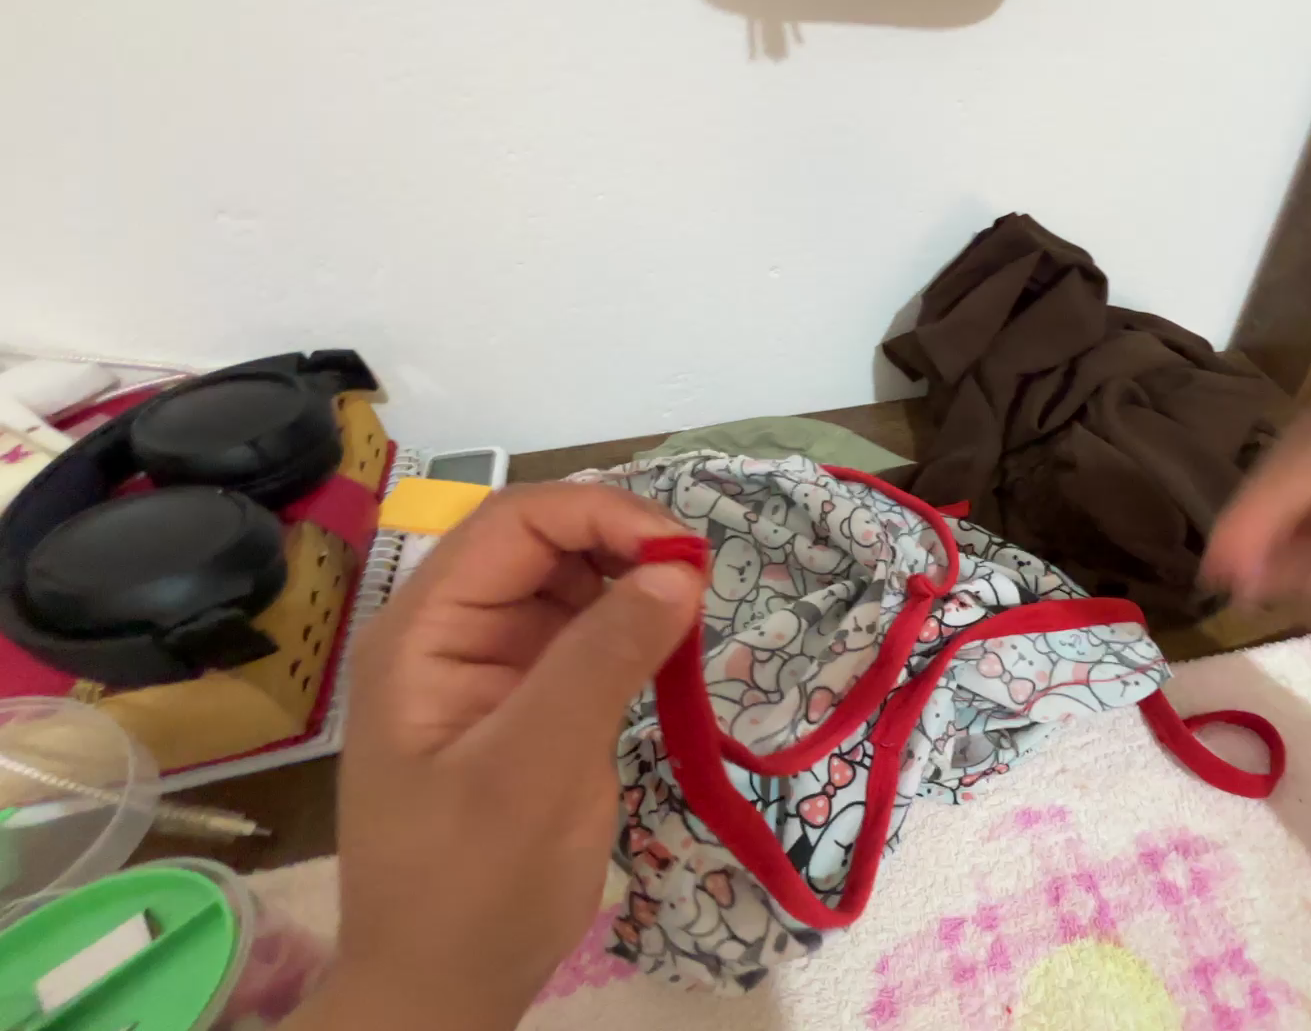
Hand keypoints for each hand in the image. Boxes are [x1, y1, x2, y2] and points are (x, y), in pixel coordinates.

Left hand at [303, 483, 702, 1029]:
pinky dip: (640, 617)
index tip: (684, 555)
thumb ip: (604, 659)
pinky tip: (670, 640)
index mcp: (428, 629)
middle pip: (548, 537)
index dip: (603, 514)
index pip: (517, 522)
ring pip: (578, 574)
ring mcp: (500, 655)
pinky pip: (595, 623)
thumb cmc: (476, 882)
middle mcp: (459, 626)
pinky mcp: (540, 686)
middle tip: (698, 580)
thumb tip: (681, 572)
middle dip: (626, 541)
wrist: (453, 980)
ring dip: (637, 576)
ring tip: (689, 610)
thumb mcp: (537, 768)